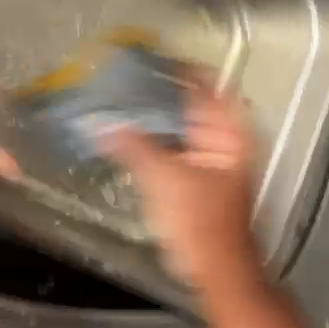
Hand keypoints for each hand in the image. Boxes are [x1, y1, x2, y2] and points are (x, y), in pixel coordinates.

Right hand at [104, 85, 263, 290]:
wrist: (217, 272)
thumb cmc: (202, 223)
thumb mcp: (164, 177)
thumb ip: (131, 144)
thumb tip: (98, 121)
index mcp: (230, 131)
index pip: (207, 82)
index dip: (177, 66)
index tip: (145, 55)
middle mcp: (223, 139)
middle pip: (189, 101)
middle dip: (156, 89)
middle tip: (121, 74)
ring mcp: (208, 157)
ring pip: (176, 123)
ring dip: (150, 113)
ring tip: (116, 97)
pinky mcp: (192, 176)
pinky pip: (168, 144)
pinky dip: (148, 135)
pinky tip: (121, 131)